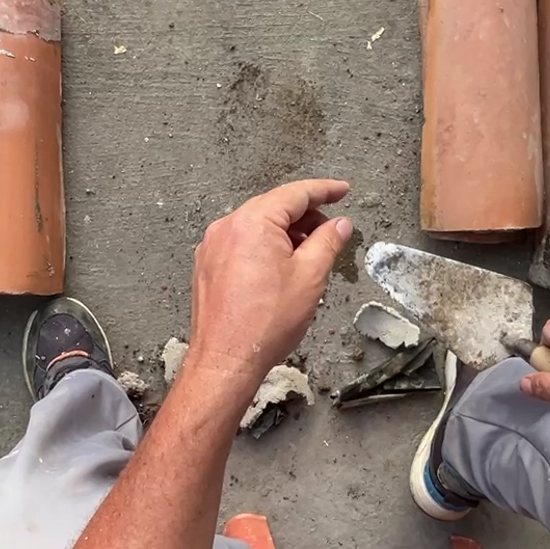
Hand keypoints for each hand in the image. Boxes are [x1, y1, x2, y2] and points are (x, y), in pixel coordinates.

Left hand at [186, 179, 352, 385]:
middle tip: (331, 231)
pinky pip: (241, 243)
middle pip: (274, 207)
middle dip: (306, 216)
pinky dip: (264, 246)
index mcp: (253, 222)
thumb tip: (340, 225)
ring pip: (257, 226)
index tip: (342, 191)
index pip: (295, 193)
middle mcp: (227, 227)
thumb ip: (328, 242)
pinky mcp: (207, 265)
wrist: (226, 358)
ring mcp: (213, 246)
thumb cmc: (264, 323)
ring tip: (309, 255)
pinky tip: (280, 267)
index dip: (324, 190)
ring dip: (285, 233)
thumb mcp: (310, 276)